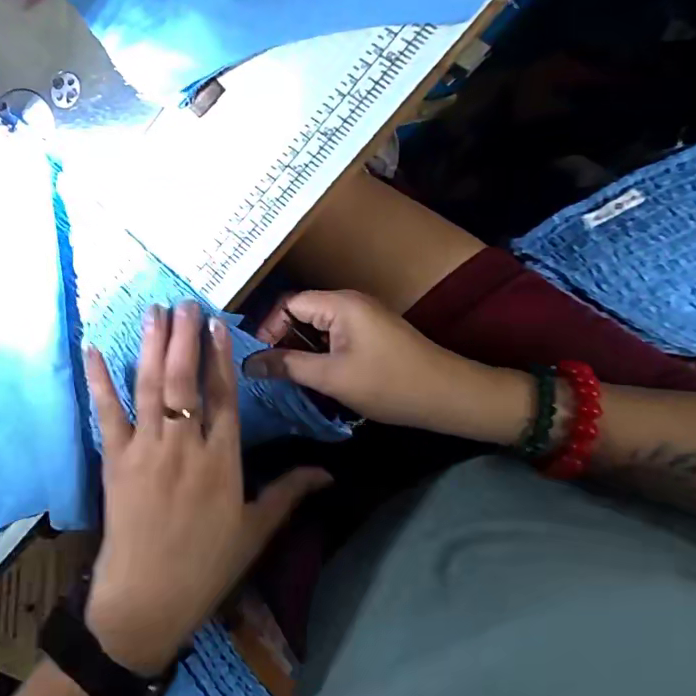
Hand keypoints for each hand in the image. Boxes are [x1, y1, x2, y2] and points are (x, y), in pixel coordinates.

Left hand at [81, 302, 331, 675]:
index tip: (216, 324)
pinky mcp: (114, 461)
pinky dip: (98, 382)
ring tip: (153, 312)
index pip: (224, 396)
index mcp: (222, 460)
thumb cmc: (206, 566)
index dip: (219, 357)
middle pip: (184, 380)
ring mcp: (146, 450)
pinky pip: (105, 414)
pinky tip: (91, 351)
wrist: (146, 601)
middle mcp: (184, 445)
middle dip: (184, 338)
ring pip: (149, 387)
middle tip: (184, 303)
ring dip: (150, 346)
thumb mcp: (256, 531)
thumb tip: (329, 473)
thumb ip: (290, 493)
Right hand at [246, 290, 534, 446]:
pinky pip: (335, 335)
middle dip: (282, 340)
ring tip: (290, 378)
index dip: (268, 329)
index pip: (288, 303)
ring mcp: (364, 316)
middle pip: (302, 311)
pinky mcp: (373, 332)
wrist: (447, 394)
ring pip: (318, 326)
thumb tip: (248, 363)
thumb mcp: (332, 378)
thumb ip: (288, 366)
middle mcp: (350, 301)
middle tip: (270, 373)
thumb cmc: (388, 384)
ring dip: (302, 349)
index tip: (259, 361)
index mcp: (340, 304)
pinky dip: (321, 352)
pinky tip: (317, 377)